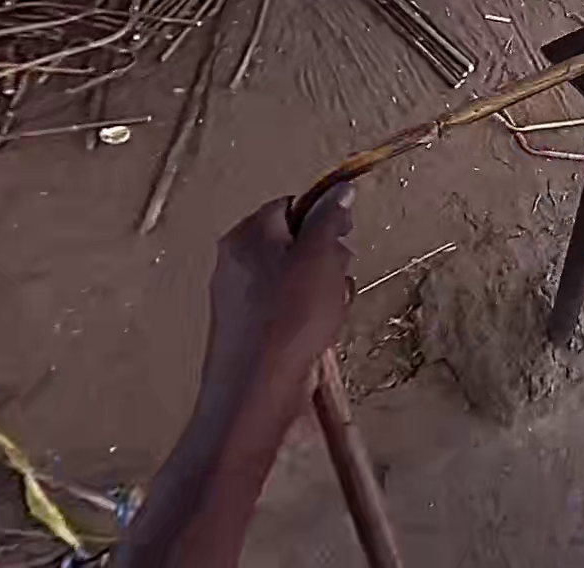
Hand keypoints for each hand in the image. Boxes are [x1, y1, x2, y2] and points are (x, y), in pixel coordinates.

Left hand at [203, 186, 354, 394]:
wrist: (256, 395)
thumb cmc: (291, 315)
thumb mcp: (320, 255)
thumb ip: (330, 217)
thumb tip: (341, 188)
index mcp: (247, 235)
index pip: (291, 204)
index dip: (323, 215)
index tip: (345, 233)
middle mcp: (237, 260)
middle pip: (295, 239)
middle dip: (327, 254)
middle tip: (338, 273)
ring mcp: (240, 297)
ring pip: (297, 273)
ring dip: (324, 284)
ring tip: (332, 306)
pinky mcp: (249, 328)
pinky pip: (287, 303)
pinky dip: (308, 310)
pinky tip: (321, 329)